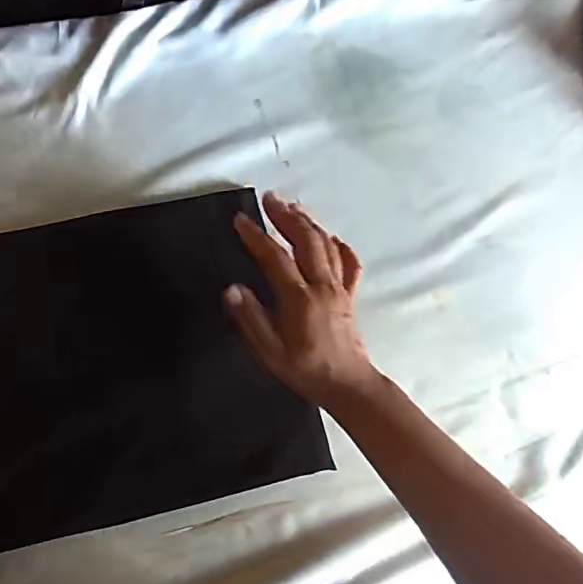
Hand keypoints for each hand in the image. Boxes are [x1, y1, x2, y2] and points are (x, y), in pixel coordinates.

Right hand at [225, 193, 382, 409]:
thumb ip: (251, 320)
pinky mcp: (350, 296)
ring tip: (292, 208)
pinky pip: (349, 263)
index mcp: (299, 298)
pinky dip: (339, 246)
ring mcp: (339, 289)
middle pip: (305, 240)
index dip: (256, 236)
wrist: (348, 385)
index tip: (240, 220)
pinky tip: (331, 238)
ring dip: (308, 223)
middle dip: (285, 216)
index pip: (274, 257)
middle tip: (269, 199)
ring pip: (326, 245)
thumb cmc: (306, 371)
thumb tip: (232, 290)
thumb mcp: (270, 353)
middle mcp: (322, 286)